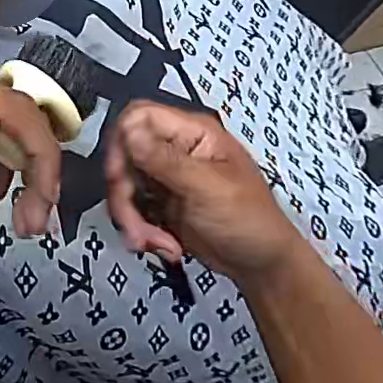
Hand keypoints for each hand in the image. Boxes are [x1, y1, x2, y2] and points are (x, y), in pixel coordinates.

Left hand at [0, 67, 62, 234]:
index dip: (40, 150)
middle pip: (25, 122)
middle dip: (39, 170)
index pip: (14, 110)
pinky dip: (6, 181)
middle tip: (37, 220)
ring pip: (21, 138)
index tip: (47, 196)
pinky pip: (7, 150)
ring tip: (25, 223)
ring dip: (29, 180)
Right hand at [103, 101, 302, 282]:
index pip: (140, 117)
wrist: (263, 265)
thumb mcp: (207, 187)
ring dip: (132, 218)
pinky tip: (162, 245)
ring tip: (154, 243)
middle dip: (125, 195)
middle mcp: (176, 149)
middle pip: (125, 155)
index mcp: (193, 132)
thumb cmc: (251, 219)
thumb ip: (165, 160)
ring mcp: (166, 176)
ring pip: (125, 185)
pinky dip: (140, 229)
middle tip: (136, 227)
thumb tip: (129, 130)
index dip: (122, 143)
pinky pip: (133, 208)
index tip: (118, 177)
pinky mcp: (161, 202)